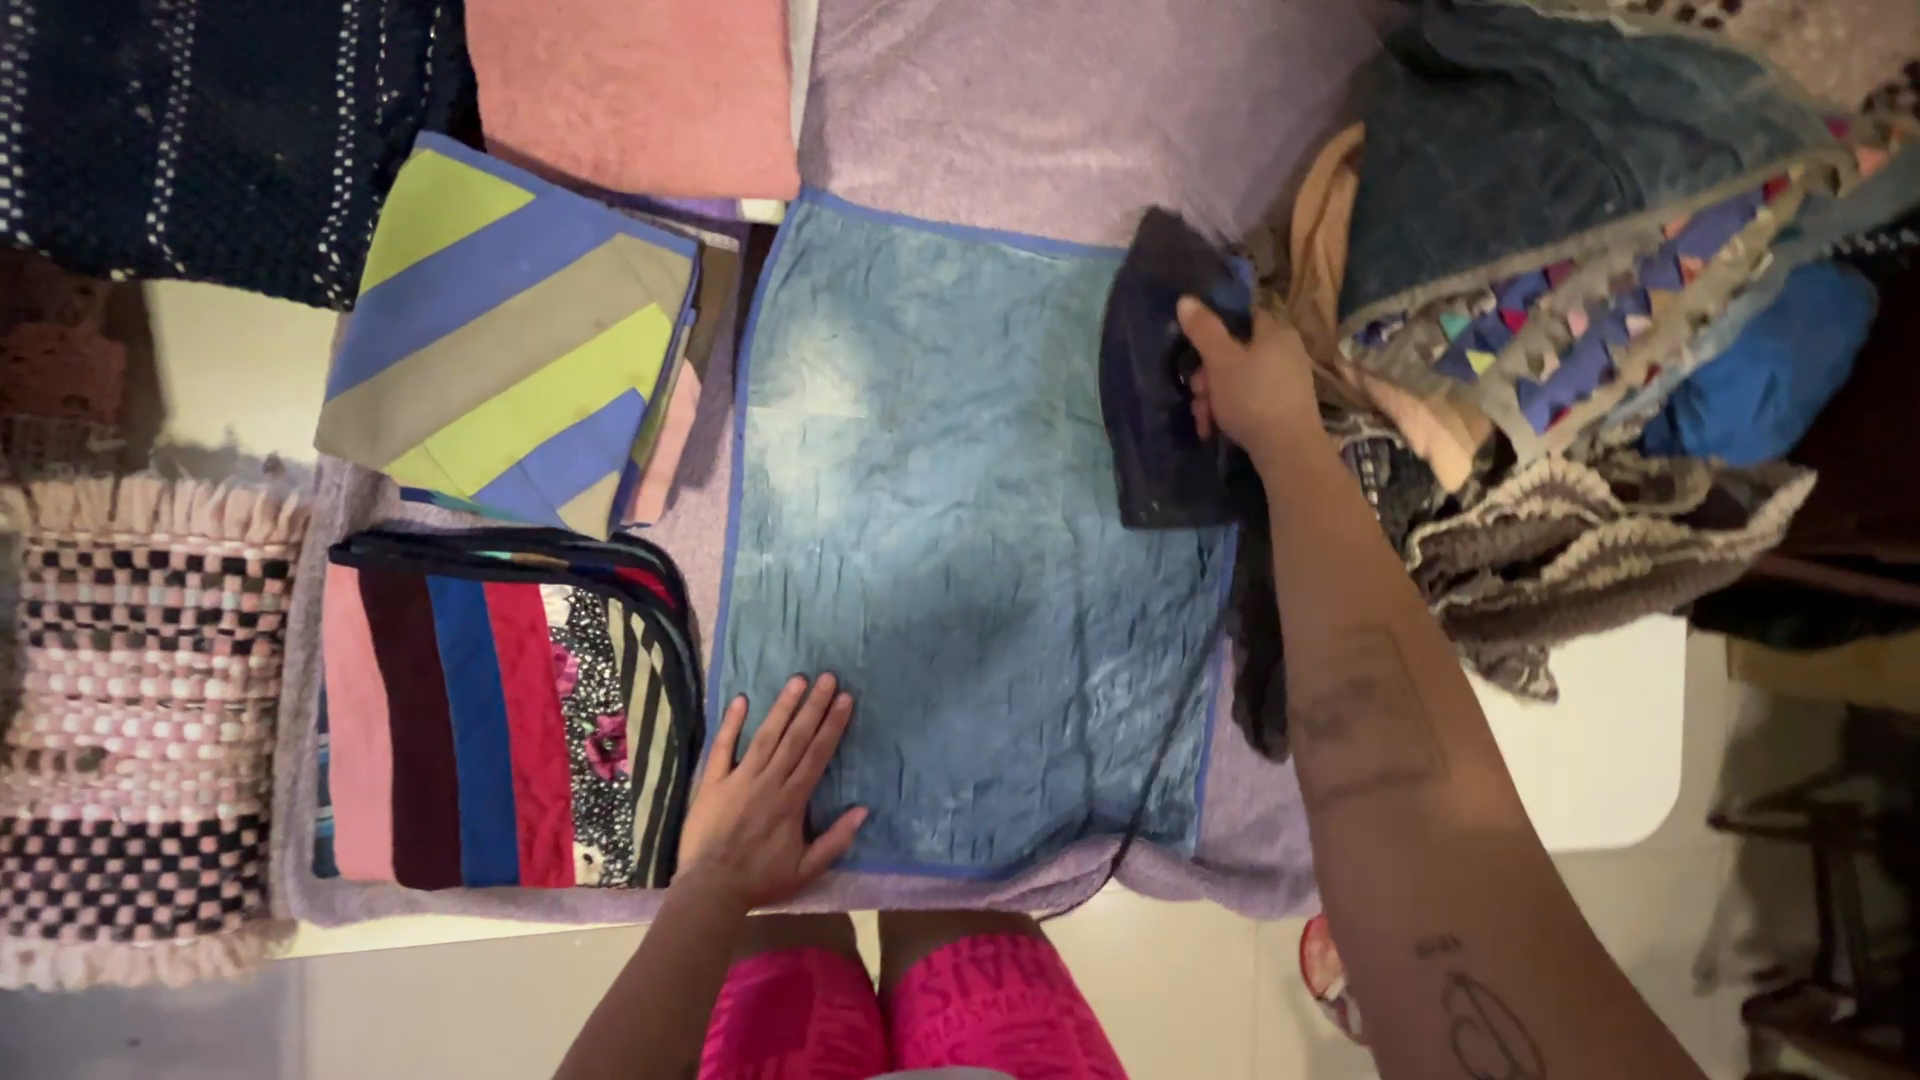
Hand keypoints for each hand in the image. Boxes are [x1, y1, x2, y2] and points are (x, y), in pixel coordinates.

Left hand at [675, 674, 867, 909]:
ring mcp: (739, 779)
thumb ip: (836, 840)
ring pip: (765, 736)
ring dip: (782, 706)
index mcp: (792, 800)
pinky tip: (741, 700)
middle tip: (828, 677)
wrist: (710, 891)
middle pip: (796, 737)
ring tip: (797, 680)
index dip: (833, 725)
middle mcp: (769, 782)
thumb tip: (863, 810)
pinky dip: (731, 724)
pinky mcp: (713, 783)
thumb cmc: (761, 881)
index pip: (818, 754)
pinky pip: (722, 749)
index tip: (845, 699)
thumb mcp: (806, 870)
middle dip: (814, 706)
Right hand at [1179, 298, 1318, 463]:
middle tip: (1198, 395)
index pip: (1239, 317)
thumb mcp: (1221, 361)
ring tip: (1204, 419)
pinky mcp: (1283, 406)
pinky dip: (1228, 412)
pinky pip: (1248, 399)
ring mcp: (1285, 380)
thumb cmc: (1252, 397)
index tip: (1194, 355)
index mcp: (1274, 331)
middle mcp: (1284, 350)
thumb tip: (1185, 299)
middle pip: (1233, 353)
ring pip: (1236, 380)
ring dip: (1212, 399)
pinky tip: (1214, 429)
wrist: (1287, 448)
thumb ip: (1203, 330)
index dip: (1212, 333)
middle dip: (1207, 377)